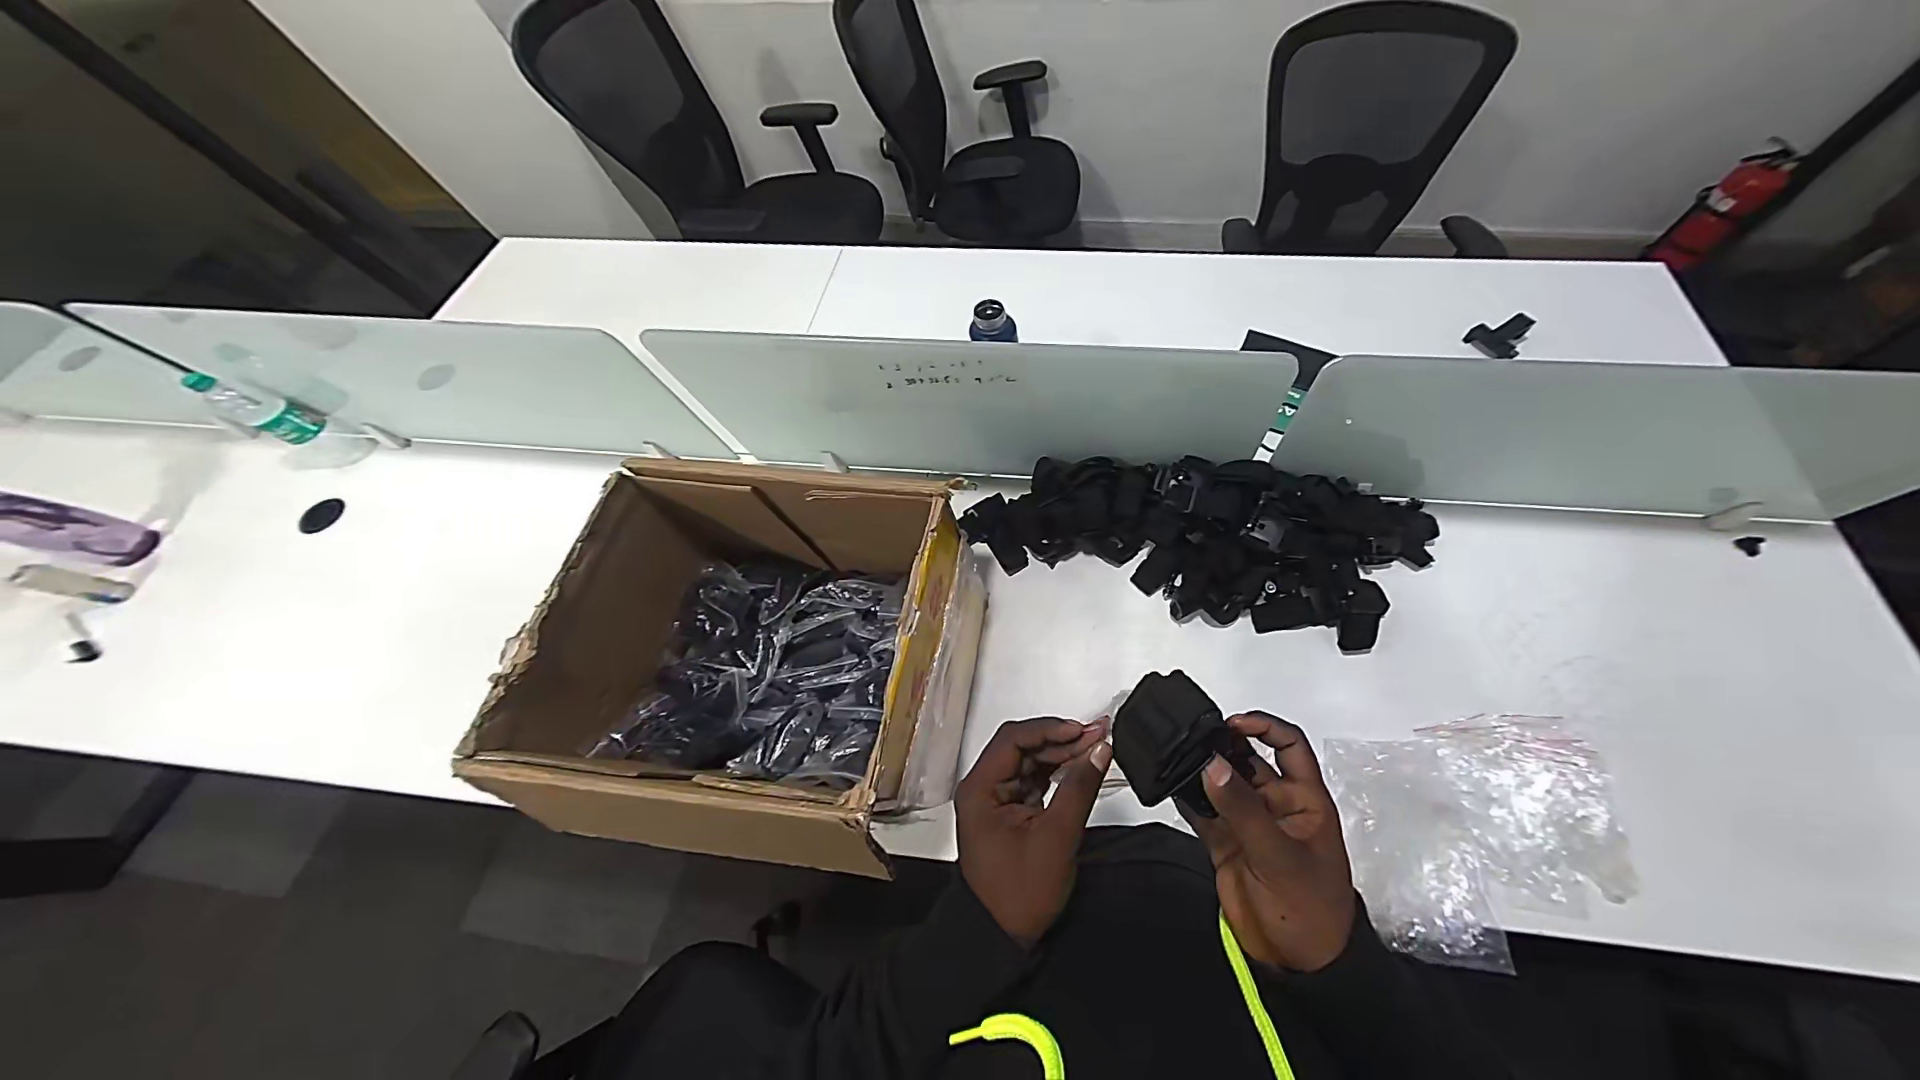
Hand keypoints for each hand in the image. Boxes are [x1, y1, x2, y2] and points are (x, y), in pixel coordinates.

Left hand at [955, 717, 1111, 947]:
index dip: (1049, 729)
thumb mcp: (1056, 837)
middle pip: (1022, 746)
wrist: (1001, 937)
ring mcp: (997, 798)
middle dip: (1061, 738)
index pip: (1013, 739)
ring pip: (1030, 761)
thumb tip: (1099, 751)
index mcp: (980, 788)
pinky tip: (1081, 766)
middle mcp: (984, 788)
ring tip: (1096, 745)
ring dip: (1062, 753)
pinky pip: (1034, 779)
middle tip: (1097, 733)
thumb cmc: (1018, 894)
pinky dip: (1058, 771)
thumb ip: (1079, 788)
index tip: (1081, 730)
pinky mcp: (1010, 810)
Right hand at [1181, 712, 1355, 971]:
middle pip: (1247, 759)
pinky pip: (1201, 810)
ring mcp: (1247, 822)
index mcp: (1303, 800)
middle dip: (1222, 746)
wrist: (1297, 963)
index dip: (1264, 727)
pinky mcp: (1224, 841)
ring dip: (1201, 770)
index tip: (1231, 723)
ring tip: (1174, 756)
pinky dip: (1185, 797)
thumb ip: (1242, 808)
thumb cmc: (1308, 907)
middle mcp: (1274, 804)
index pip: (1289, 746)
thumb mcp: (1280, 855)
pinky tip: (1168, 785)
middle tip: (1191, 737)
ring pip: (1220, 782)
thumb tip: (1210, 763)